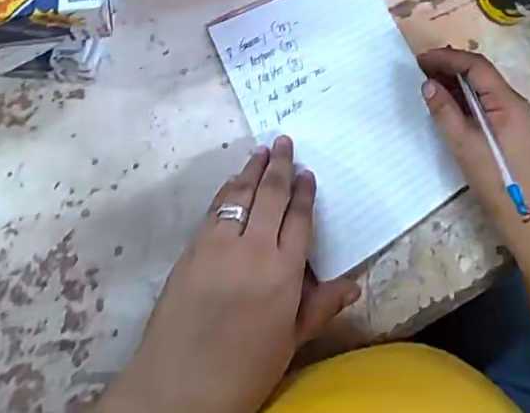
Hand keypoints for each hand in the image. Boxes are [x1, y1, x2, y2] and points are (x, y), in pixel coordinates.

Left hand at [98, 137, 358, 412]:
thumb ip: (319, 306)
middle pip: (271, 195)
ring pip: (240, 193)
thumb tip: (353, 284)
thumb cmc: (243, 372)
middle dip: (279, 165)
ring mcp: (219, 245)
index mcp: (283, 273)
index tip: (308, 172)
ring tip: (262, 151)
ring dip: (252, 169)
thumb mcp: (289, 343)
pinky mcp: (192, 249)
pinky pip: (215, 208)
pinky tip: (232, 181)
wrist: (176, 393)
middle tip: (285, 141)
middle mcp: (254, 249)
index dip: (304, 192)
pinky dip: (227, 189)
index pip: (299, 218)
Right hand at [417, 48, 529, 232]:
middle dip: (451, 66)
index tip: (422, 59)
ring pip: (483, 86)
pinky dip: (466, 96)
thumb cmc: (494, 177)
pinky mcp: (511, 126)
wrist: (525, 213)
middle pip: (481, 72)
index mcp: (507, 101)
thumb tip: (428, 84)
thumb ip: (444, 111)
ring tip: (430, 83)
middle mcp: (514, 100)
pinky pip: (486, 100)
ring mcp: (514, 113)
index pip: (476, 65)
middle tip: (422, 69)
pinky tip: (448, 102)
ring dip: (457, 81)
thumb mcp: (463, 144)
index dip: (448, 58)